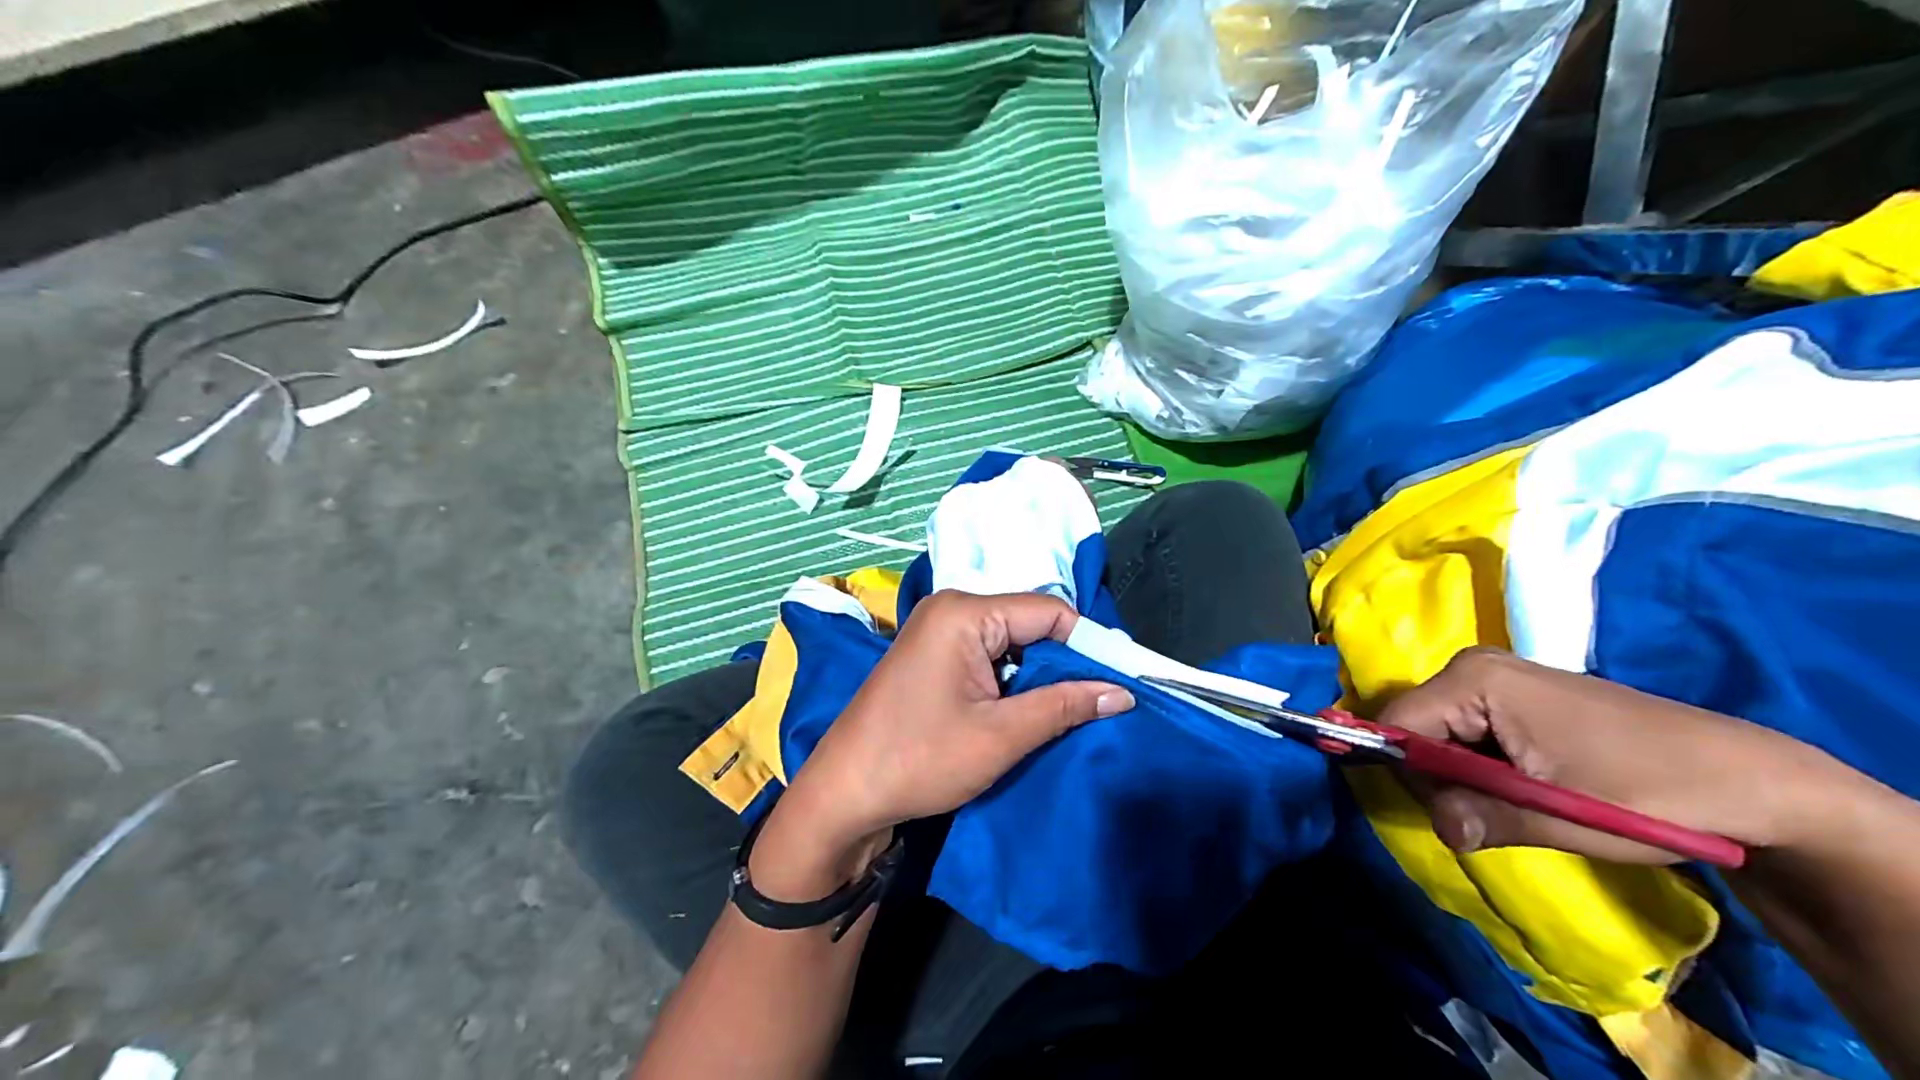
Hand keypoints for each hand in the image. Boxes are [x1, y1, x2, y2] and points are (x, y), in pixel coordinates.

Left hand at [750, 590, 1134, 897]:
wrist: (843, 794)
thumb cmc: (919, 759)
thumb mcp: (1000, 736)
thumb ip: (1064, 706)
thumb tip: (1122, 691)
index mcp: (964, 613)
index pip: (1048, 611)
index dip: (1089, 644)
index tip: (1122, 680)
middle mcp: (950, 609)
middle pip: (1029, 624)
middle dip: (1065, 663)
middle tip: (1102, 701)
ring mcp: (938, 632)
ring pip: (1011, 644)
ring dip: (1039, 676)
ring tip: (1071, 712)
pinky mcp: (932, 658)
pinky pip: (988, 657)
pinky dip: (1012, 682)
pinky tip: (1030, 711)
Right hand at [1377, 647, 1863, 863]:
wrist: (1755, 782)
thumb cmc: (1655, 792)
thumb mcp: (1563, 815)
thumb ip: (1485, 817)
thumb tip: (1438, 830)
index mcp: (1474, 679)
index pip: (1396, 726)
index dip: (1411, 775)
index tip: (1453, 814)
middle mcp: (1473, 667)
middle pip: (1415, 730)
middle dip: (1443, 780)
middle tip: (1497, 815)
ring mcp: (1495, 677)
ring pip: (1439, 735)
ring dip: (1467, 778)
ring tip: (1522, 802)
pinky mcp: (1514, 695)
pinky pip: (1466, 732)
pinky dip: (1485, 768)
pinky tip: (1529, 786)